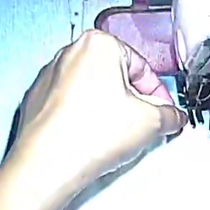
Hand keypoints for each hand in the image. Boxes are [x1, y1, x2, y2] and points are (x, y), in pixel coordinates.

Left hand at [3, 31, 184, 202]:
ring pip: (91, 90)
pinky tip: (89, 139)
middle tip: (142, 125)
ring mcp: (48, 76)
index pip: (142, 67)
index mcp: (98, 44)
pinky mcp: (36, 99)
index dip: (158, 94)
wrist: (47, 164)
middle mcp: (69, 53)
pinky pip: (69, 104)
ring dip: (107, 110)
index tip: (163, 111)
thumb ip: (170, 115)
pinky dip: (83, 118)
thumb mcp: (150, 122)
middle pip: (115, 76)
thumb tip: (173, 117)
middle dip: (131, 101)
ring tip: (113, 136)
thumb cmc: (90, 135)